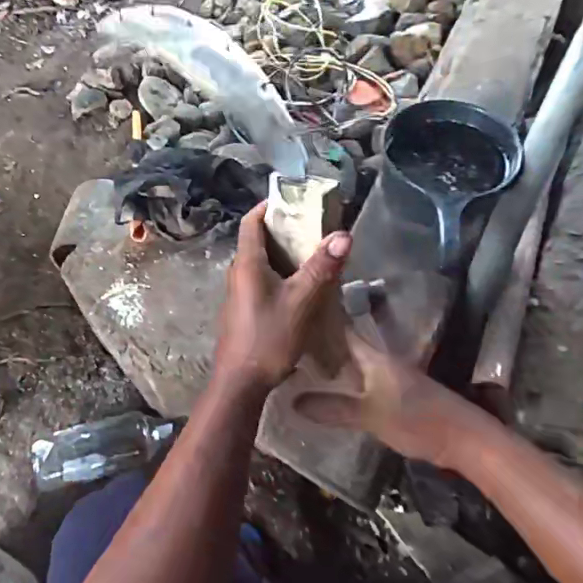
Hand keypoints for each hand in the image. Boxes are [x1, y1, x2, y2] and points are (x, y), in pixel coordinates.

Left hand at [212, 203, 350, 392]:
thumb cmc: (268, 338)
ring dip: (285, 254)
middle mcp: (239, 273)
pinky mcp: (245, 309)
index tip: (294, 200)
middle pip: (258, 240)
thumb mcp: (301, 302)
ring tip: (315, 252)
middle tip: (315, 226)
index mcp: (247, 264)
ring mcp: (240, 293)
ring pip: (262, 262)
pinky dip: (282, 274)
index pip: (251, 221)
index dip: (269, 206)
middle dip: (284, 229)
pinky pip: (263, 281)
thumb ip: (321, 268)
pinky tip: (304, 285)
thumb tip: (343, 234)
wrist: (241, 382)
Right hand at [296, 329, 490, 468]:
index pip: (342, 331)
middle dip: (320, 348)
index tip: (290, 321)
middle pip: (346, 349)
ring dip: (333, 368)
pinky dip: (345, 385)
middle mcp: (382, 362)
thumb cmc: (418, 419)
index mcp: (375, 357)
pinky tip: (332, 395)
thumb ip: (334, 408)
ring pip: (354, 367)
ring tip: (302, 372)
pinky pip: (362, 384)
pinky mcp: (396, 398)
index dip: (318, 323)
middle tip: (287, 350)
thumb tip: (293, 400)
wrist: (463, 439)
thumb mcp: (371, 415)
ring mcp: (391, 380)